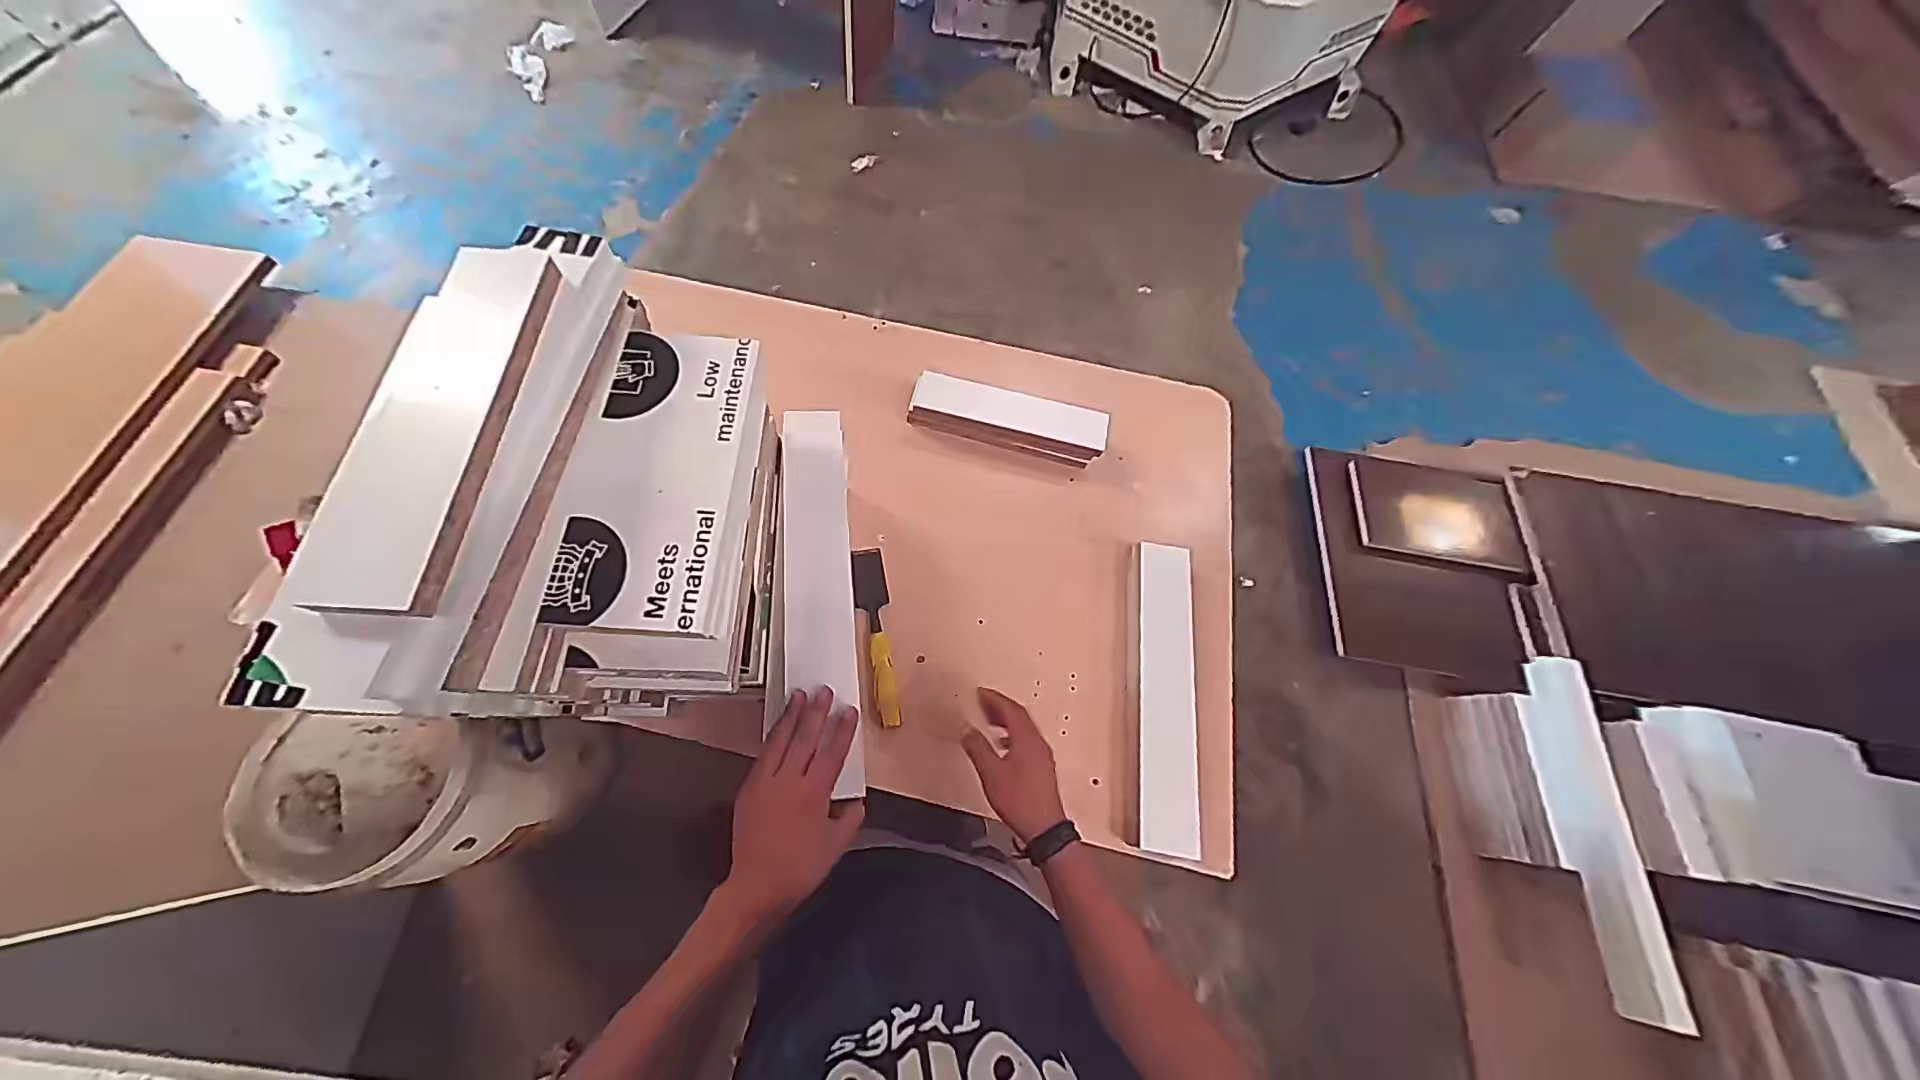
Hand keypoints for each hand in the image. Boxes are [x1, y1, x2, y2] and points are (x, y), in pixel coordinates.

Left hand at [725, 688, 865, 920]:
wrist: (756, 887)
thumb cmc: (799, 869)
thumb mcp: (835, 846)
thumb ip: (849, 820)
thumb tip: (855, 804)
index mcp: (814, 793)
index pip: (832, 752)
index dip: (842, 730)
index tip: (849, 712)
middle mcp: (790, 782)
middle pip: (806, 739)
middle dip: (817, 713)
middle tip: (824, 692)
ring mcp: (766, 784)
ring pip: (781, 741)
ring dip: (791, 717)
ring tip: (798, 697)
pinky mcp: (749, 790)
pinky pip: (763, 756)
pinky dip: (772, 738)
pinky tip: (777, 729)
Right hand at [961, 686, 1068, 844]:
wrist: (1044, 828)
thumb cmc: (1021, 802)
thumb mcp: (991, 773)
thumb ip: (977, 748)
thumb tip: (968, 731)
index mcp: (1026, 739)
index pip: (1010, 709)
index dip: (994, 698)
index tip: (981, 693)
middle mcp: (1037, 743)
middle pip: (1019, 716)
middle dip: (1000, 706)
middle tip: (984, 702)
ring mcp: (1042, 755)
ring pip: (1024, 728)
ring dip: (1006, 720)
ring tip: (990, 720)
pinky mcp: (1042, 766)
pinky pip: (1027, 740)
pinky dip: (1012, 734)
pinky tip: (1002, 745)